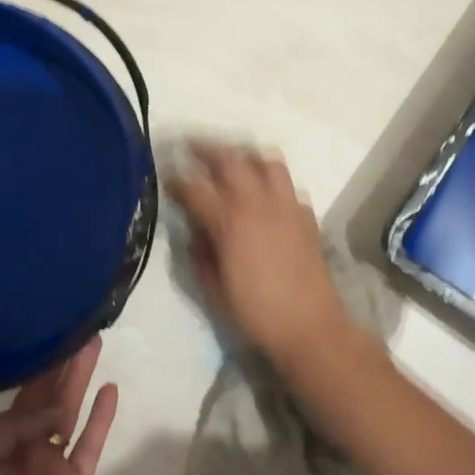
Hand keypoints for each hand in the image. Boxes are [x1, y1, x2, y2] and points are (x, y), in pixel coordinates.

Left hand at [0, 338, 118, 474]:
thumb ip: (5, 426)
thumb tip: (49, 413)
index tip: (6, 327)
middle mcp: (11, 449)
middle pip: (33, 395)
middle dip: (48, 362)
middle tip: (66, 321)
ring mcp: (44, 466)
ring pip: (65, 411)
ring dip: (78, 377)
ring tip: (92, 339)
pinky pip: (89, 443)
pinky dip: (101, 418)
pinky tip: (111, 388)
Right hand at [167, 140, 354, 366]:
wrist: (310, 328)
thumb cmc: (256, 314)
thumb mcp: (214, 289)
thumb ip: (200, 254)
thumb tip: (194, 233)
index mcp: (230, 223)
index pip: (196, 187)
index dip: (176, 179)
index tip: (165, 176)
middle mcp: (258, 205)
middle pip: (230, 159)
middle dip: (206, 148)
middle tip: (190, 146)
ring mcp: (287, 207)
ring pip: (266, 162)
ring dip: (245, 155)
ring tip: (232, 161)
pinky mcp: (307, 217)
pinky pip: (289, 186)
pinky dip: (272, 182)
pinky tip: (265, 196)